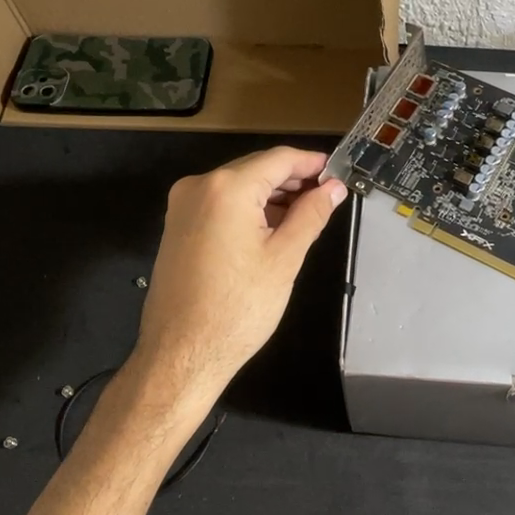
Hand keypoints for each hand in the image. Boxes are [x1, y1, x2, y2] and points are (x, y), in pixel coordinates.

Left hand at [130, 147, 347, 396]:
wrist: (182, 355)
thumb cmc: (238, 308)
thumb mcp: (284, 258)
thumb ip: (311, 214)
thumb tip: (333, 188)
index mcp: (226, 188)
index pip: (278, 159)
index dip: (310, 162)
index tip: (337, 171)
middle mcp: (198, 186)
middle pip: (255, 169)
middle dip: (292, 179)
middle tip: (328, 195)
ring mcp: (182, 206)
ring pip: (237, 186)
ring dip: (271, 195)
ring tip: (306, 214)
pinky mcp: (177, 227)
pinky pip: (220, 204)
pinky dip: (248, 209)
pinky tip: (272, 227)